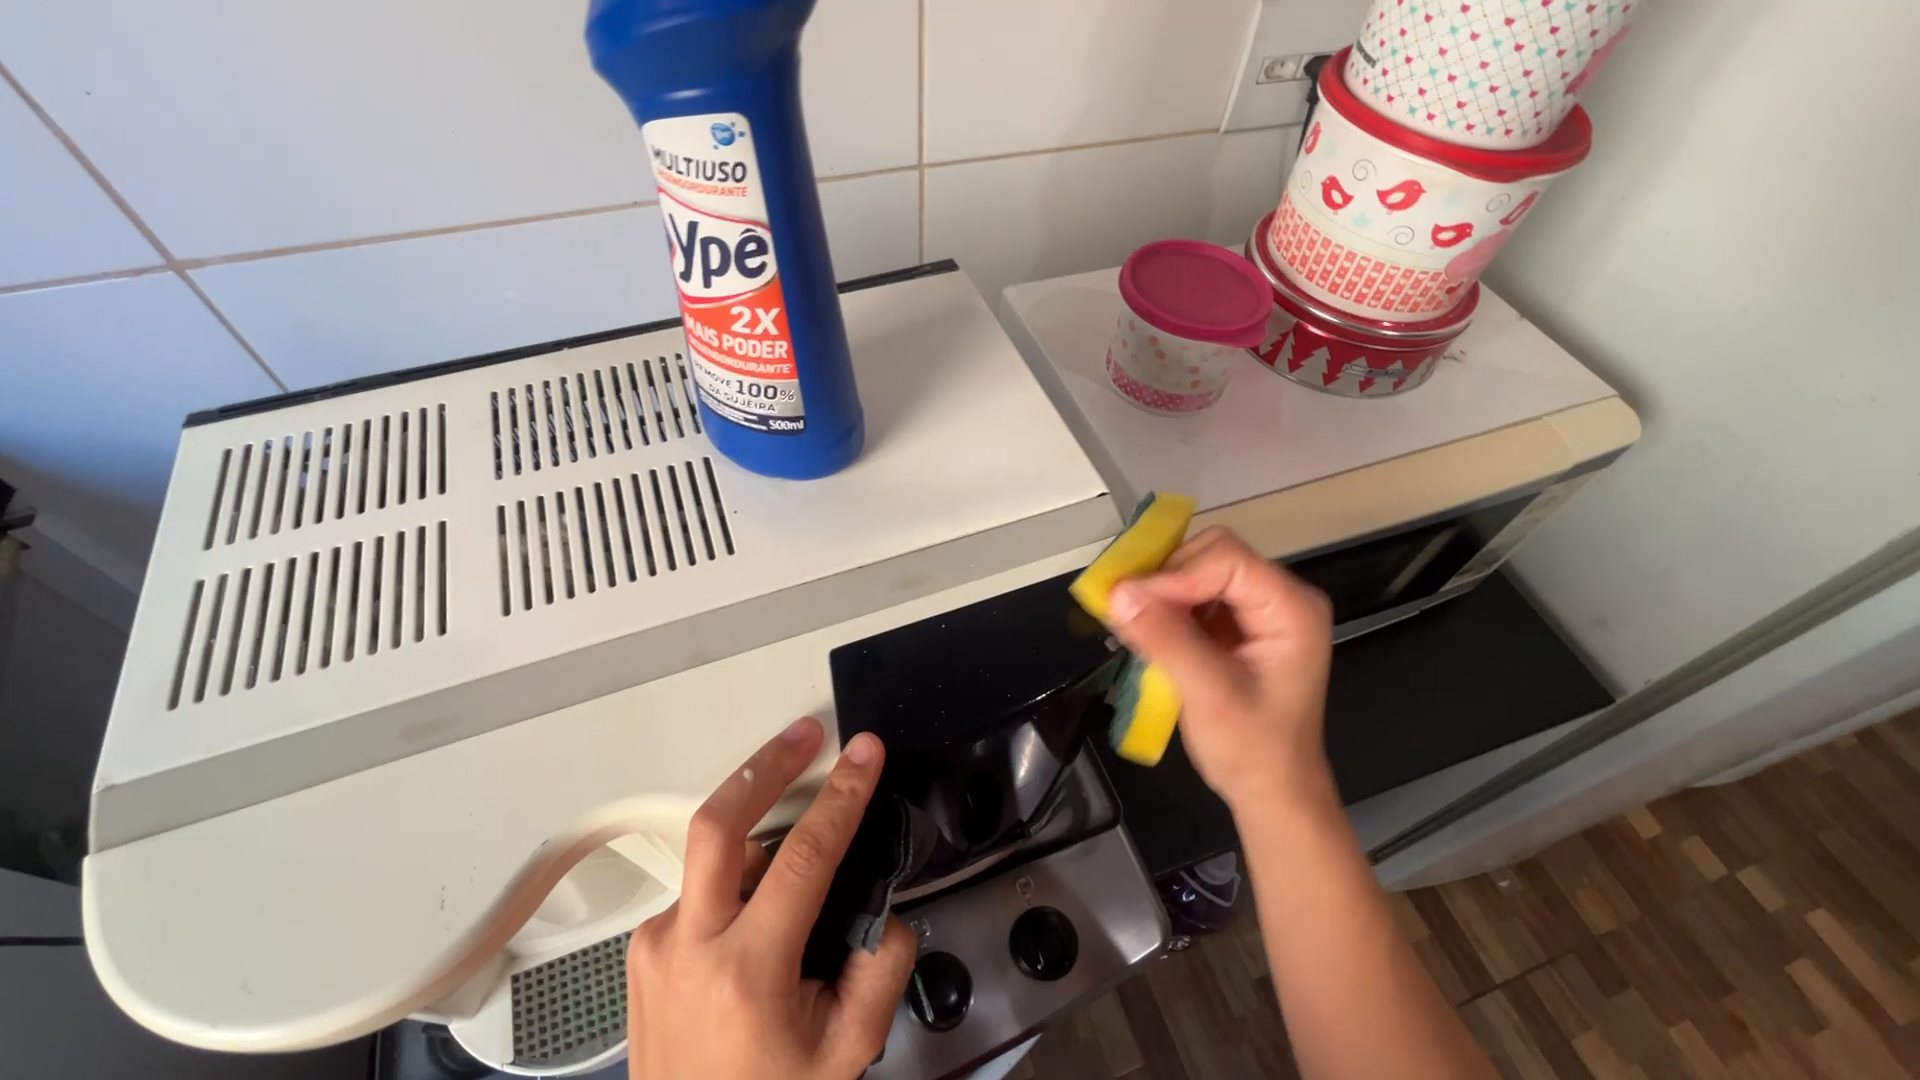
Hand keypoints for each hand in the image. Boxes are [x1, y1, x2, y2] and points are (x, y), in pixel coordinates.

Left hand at [626, 717, 914, 1078]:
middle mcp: (687, 949)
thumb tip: (880, 905)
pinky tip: (760, 906)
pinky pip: (701, 888)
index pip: (802, 858)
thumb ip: (881, 965)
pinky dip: (738, 878)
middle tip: (808, 733)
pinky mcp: (643, 947)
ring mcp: (655, 945)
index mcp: (746, 974)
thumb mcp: (849, 1048)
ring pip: (712, 854)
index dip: (842, 796)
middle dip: (766, 763)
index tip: (863, 754)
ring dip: (758, 829)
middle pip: (717, 823)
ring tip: (798, 853)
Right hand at [1106, 527, 1335, 812]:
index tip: (1130, 600)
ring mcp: (1257, 611)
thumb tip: (1116, 593)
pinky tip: (1145, 629)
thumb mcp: (1208, 695)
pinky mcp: (1235, 625)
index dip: (1175, 574)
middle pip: (1212, 556)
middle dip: (1166, 579)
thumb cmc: (1252, 750)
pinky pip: (1193, 596)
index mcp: (1292, 609)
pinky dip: (1164, 608)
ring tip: (1130, 619)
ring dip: (1160, 592)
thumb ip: (1165, 639)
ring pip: (1197, 571)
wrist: (1271, 792)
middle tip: (1126, 608)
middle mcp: (1279, 598)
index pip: (1227, 559)